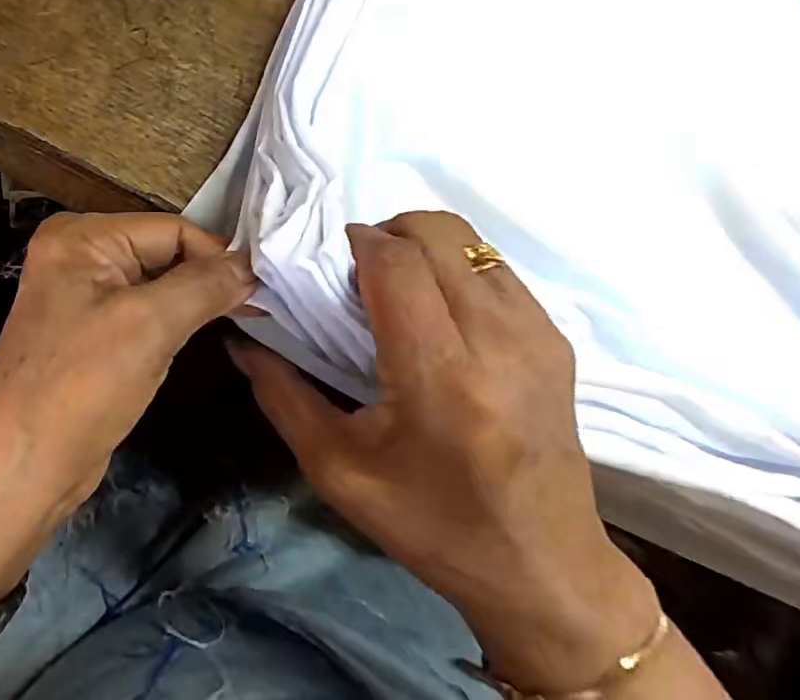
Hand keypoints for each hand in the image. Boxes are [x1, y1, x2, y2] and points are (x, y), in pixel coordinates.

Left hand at [0, 212, 253, 604]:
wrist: (21, 471)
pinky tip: (210, 328)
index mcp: (81, 236)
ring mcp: (84, 295)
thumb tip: (253, 265)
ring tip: (246, 313)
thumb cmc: (81, 386)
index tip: (262, 286)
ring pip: (162, 284)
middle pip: (167, 253)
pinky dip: (180, 319)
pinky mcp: (93, 331)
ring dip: (199, 300)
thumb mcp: (149, 325)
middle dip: (210, 278)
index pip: (172, 229)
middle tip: (260, 301)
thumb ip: (206, 285)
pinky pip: (148, 311)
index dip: (218, 256)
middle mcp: (79, 255)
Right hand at [231, 211, 662, 694]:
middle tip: (362, 270)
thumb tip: (242, 340)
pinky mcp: (557, 337)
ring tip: (400, 287)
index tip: (335, 258)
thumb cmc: (432, 524)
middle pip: (436, 232)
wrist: (542, 566)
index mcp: (440, 376)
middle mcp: (496, 340)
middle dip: (389, 232)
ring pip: (469, 239)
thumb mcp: (339, 470)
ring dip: (424, 245)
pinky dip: (457, 266)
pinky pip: (496, 267)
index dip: (359, 241)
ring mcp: (536, 333)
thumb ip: (282, 396)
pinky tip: (441, 310)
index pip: (397, 262)